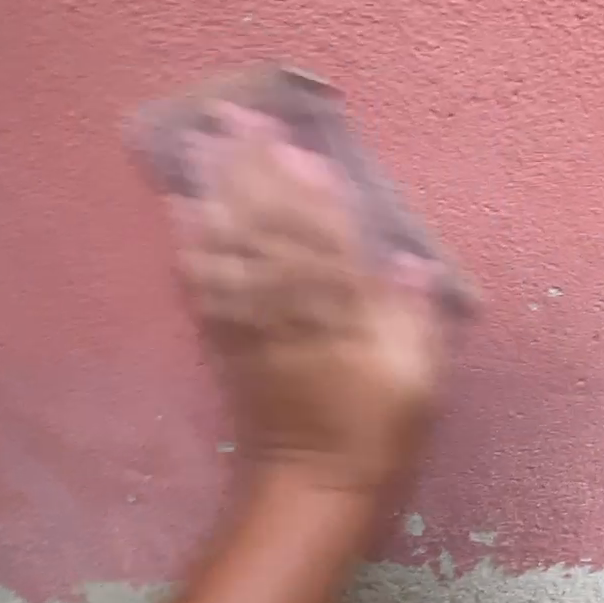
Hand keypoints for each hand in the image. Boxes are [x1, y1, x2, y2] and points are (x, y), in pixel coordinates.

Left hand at [174, 104, 444, 495]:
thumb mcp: (420, 378)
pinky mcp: (228, 343)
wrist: (315, 485)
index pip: (325, 242)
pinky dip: (193, 245)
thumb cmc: (380, 428)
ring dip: (215, 194)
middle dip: (251, 173)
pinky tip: (182, 209)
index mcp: (343, 319)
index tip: (297, 145)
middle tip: (234, 117)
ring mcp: (252, 327)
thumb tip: (409, 259)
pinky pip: (205, 287)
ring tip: (201, 144)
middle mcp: (291, 314)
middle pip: (268, 232)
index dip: (309, 193)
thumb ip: (415, 318)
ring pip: (230, 250)